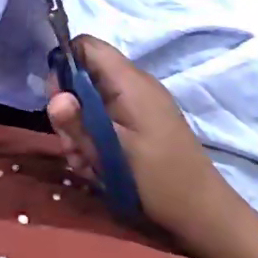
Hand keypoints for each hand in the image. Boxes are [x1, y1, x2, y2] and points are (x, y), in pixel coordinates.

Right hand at [47, 36, 238, 243]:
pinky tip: (99, 169)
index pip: (86, 46)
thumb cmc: (158, 179)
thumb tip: (54, 97)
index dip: (64, 64)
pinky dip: (97, 141)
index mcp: (130, 82)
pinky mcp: (142, 124)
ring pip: (92, 104)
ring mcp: (140, 105)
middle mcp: (135, 85)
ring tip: (87, 164)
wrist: (203, 211)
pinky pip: (108, 120)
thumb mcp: (110, 153)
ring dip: (81, 133)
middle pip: (85, 78)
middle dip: (70, 110)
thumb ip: (79, 123)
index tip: (56, 99)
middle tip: (72, 145)